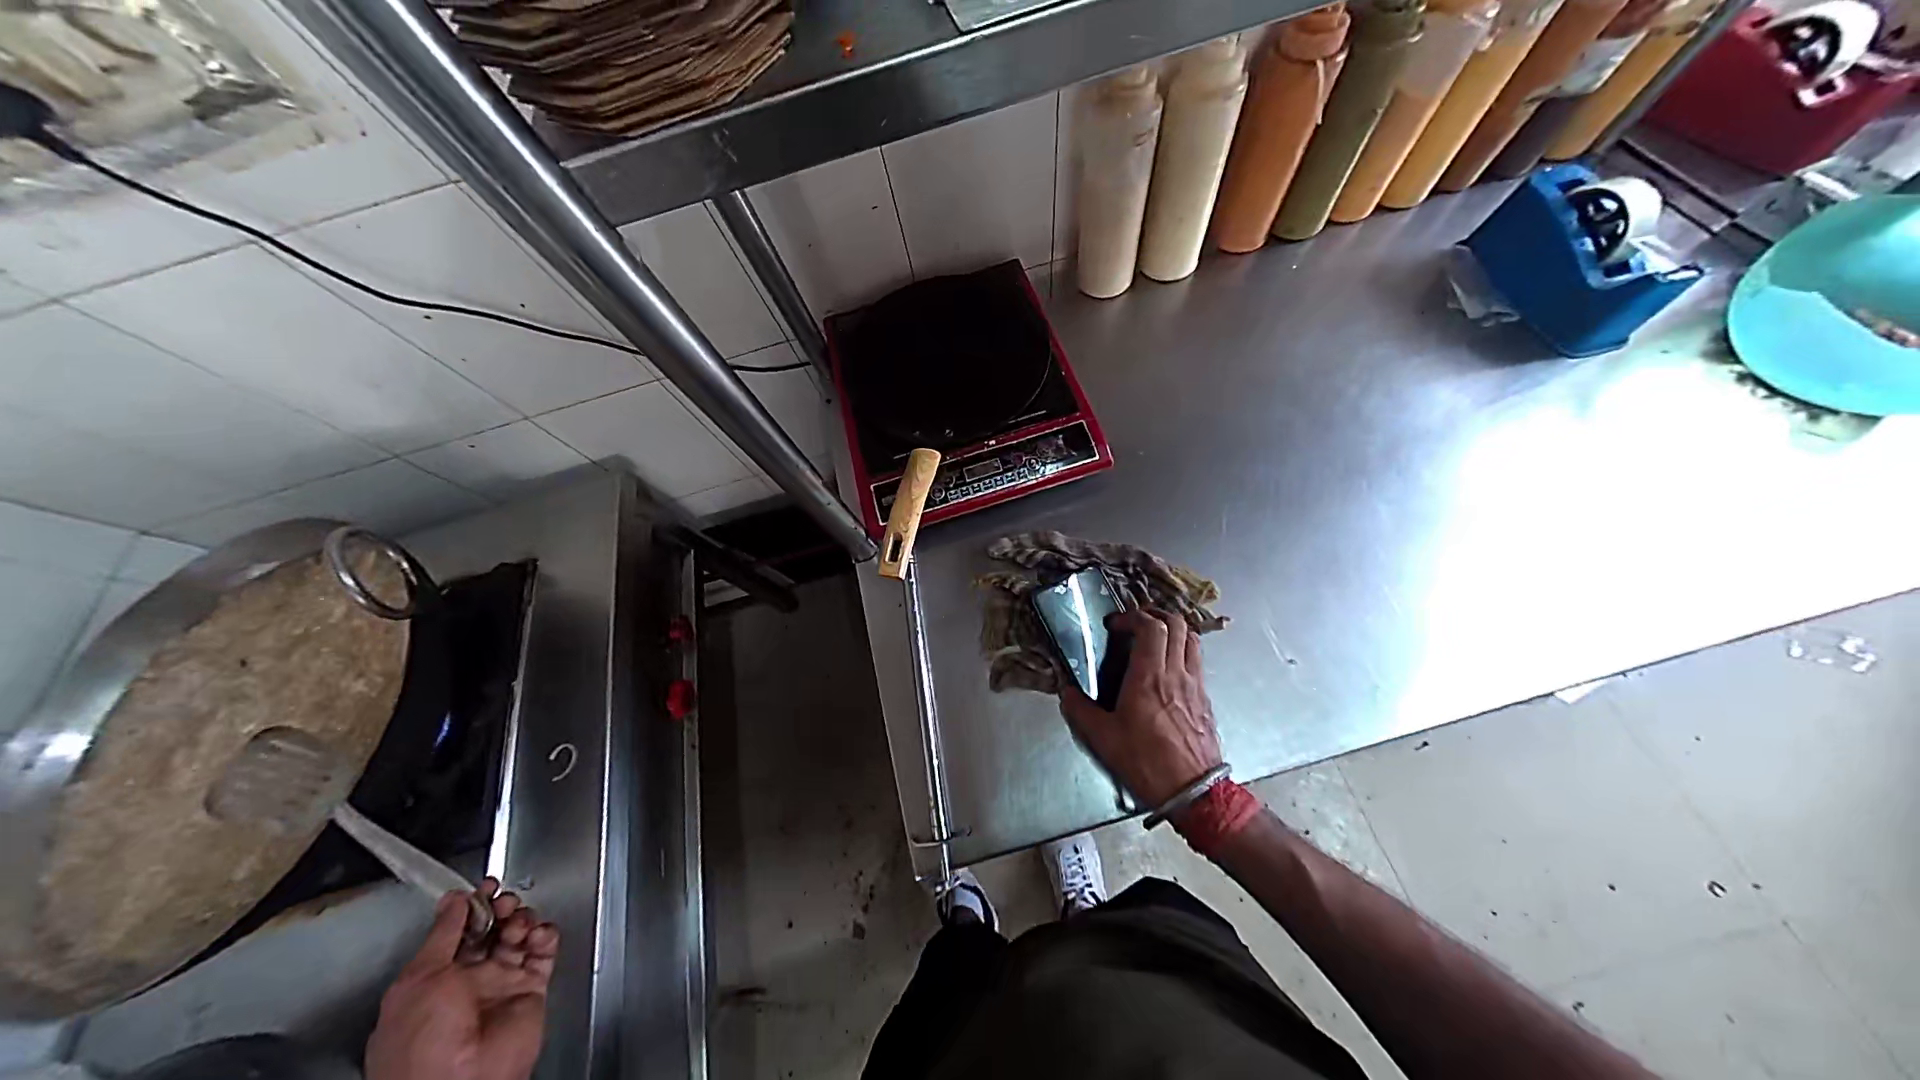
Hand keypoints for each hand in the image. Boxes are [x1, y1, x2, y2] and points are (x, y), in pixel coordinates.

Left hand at [365, 879, 559, 1079]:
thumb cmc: (422, 1046)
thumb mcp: (419, 979)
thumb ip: (442, 934)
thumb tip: (454, 900)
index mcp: (432, 980)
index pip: (457, 930)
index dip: (471, 905)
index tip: (482, 888)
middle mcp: (467, 981)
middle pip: (491, 928)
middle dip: (500, 907)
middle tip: (503, 902)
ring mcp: (501, 985)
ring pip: (519, 934)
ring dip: (522, 918)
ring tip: (518, 921)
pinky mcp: (531, 989)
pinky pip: (545, 951)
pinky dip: (546, 935)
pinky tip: (537, 933)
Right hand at [1059, 609, 1223, 807]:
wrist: (1193, 791)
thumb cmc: (1148, 763)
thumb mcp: (1103, 738)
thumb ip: (1081, 710)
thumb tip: (1068, 693)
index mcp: (1149, 678)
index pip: (1150, 627)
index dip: (1132, 617)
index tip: (1116, 625)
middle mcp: (1176, 674)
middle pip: (1176, 624)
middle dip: (1154, 614)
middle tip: (1136, 622)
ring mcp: (1195, 685)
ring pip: (1192, 639)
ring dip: (1173, 630)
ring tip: (1155, 638)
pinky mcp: (1205, 699)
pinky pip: (1197, 662)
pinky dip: (1183, 652)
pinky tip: (1169, 668)